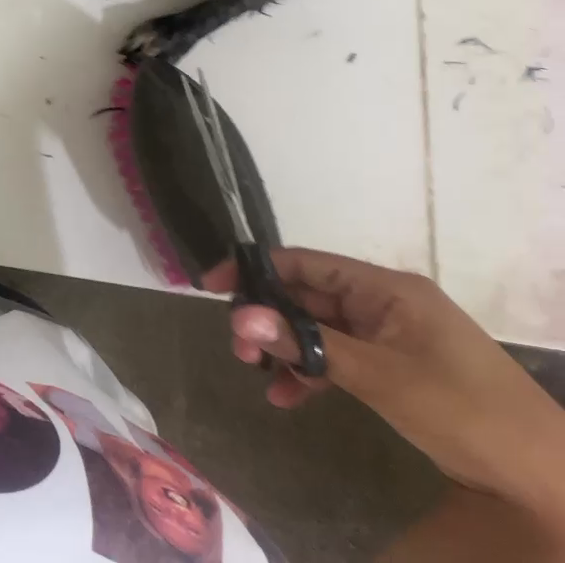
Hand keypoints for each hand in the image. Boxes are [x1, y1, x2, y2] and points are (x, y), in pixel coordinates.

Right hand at [207, 249, 564, 517]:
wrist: (544, 478)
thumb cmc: (466, 411)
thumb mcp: (379, 376)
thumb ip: (306, 344)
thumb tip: (237, 317)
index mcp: (386, 290)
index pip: (302, 264)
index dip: (253, 272)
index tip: (210, 290)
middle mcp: (384, 303)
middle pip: (304, 298)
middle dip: (266, 322)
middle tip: (238, 351)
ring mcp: (390, 336)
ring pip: (314, 330)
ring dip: (284, 351)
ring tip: (259, 376)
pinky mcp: (392, 366)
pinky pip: (334, 357)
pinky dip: (309, 373)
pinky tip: (289, 398)